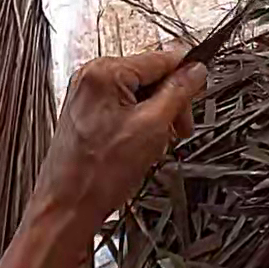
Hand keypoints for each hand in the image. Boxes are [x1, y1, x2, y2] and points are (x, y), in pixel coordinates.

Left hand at [31, 50, 207, 233]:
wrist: (67, 209)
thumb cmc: (97, 174)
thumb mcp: (152, 126)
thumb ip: (178, 92)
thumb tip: (195, 71)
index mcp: (104, 72)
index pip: (161, 58)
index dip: (186, 75)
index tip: (200, 88)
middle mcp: (91, 76)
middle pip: (151, 75)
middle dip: (171, 101)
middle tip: (179, 127)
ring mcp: (86, 94)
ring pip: (140, 92)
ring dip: (157, 113)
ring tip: (158, 140)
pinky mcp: (87, 111)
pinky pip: (125, 104)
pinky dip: (140, 121)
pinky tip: (142, 142)